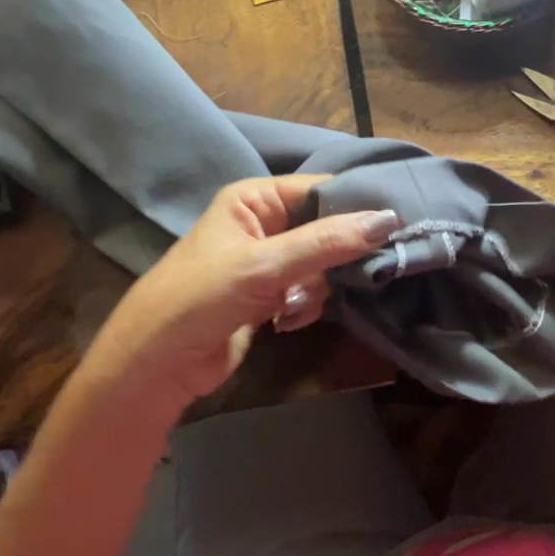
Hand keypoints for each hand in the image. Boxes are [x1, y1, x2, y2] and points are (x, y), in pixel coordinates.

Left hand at [85, 175, 400, 408]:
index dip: (357, 206)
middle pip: (327, 229)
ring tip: (292, 307)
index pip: (320, 189)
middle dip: (336, 257)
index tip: (398, 225)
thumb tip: (389, 219)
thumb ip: (327, 242)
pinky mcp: (271, 296)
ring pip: (323, 265)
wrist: (156, 365)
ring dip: (316, 289)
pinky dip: (306, 307)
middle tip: (361, 275)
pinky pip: (310, 292)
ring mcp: (268, 262)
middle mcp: (263, 223)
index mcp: (254, 198)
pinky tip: (287, 321)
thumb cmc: (201, 299)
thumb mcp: (265, 266)